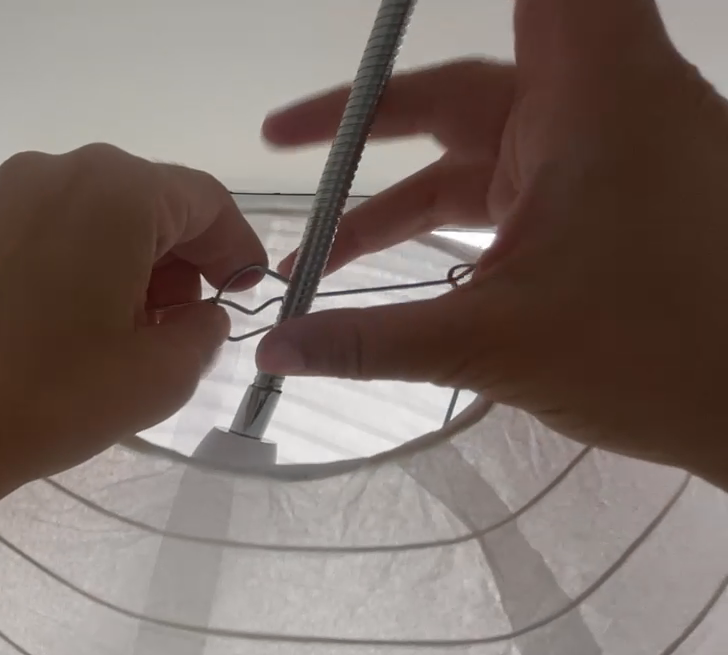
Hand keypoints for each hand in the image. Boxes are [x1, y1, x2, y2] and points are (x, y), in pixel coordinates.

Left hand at [0, 144, 264, 497]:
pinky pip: (38, 237)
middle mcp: (52, 172)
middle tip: (173, 328)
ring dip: (118, 266)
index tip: (238, 295)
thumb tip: (199, 314)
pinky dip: (67, 267)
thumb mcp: (160, 374)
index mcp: (114, 187)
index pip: (201, 204)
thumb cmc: (51, 401)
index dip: (230, 251)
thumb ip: (205, 331)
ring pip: (86, 220)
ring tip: (117, 334)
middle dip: (170, 263)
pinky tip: (64, 323)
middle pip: (141, 205)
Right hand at [257, 0, 727, 486]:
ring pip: (462, 158)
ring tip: (304, 263)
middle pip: (461, 89)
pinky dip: (420, 230)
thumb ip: (364, 342)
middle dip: (364, 115)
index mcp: (594, 113)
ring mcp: (590, 167)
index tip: (388, 21)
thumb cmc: (655, 351)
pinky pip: (484, 200)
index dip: (487, 1)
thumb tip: (267, 350)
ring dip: (380, 204)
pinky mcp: (585, 211)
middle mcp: (594, 121)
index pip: (552, 2)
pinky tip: (368, 277)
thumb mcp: (488, 344)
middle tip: (276, 137)